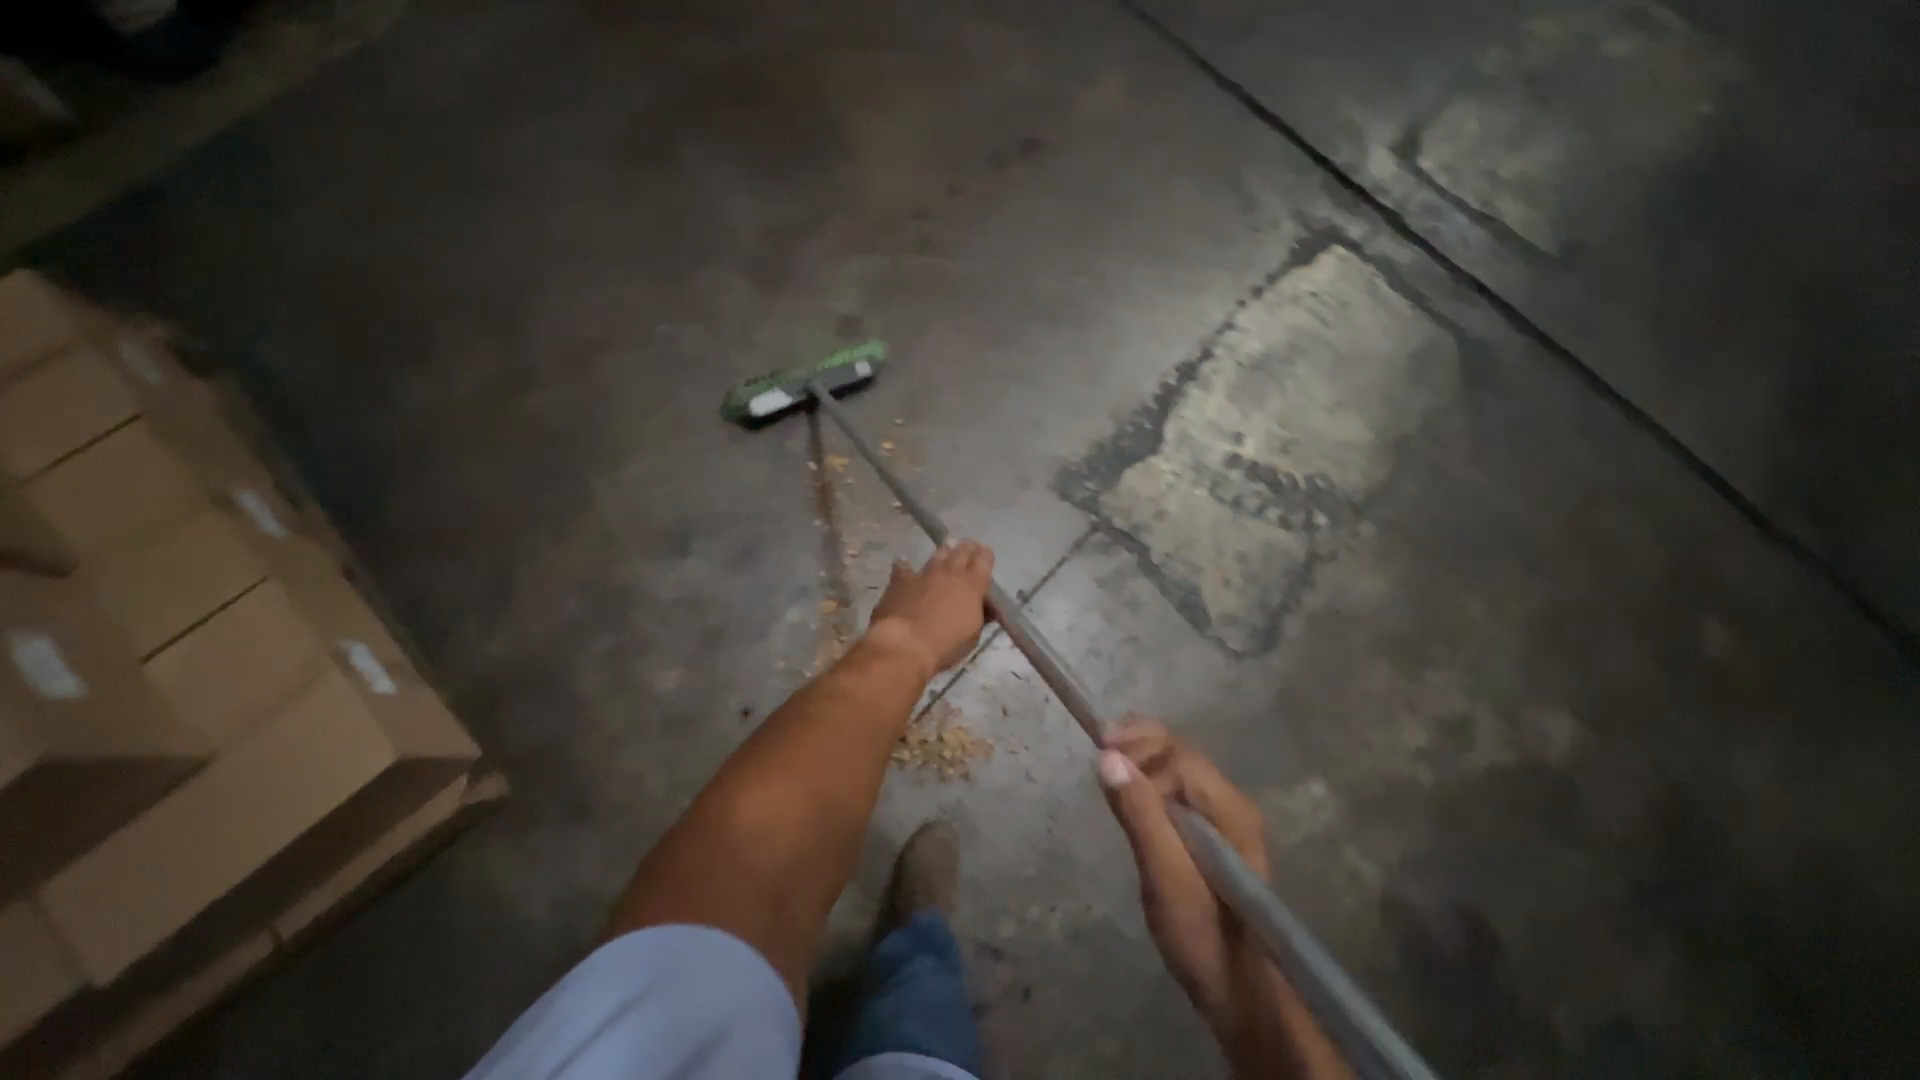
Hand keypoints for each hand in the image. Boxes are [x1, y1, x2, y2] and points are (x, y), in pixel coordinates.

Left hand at [866, 539, 994, 676]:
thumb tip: (983, 606)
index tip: (985, 555)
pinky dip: (905, 567)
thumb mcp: (973, 634)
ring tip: (946, 551)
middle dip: (967, 548)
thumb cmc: (946, 645)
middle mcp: (949, 573)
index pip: (984, 560)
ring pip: (937, 555)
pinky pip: (903, 568)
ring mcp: (923, 574)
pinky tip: (903, 565)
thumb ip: (979, 615)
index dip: (985, 556)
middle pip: (961, 551)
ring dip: (943, 553)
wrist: (906, 644)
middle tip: (969, 548)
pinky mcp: (900, 581)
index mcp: (972, 585)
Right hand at [1098, 718, 1268, 1030]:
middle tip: (1099, 745)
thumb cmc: (1201, 934)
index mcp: (1229, 809)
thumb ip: (1140, 814)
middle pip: (1181, 755)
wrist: (1237, 990)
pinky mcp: (1209, 840)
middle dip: (1140, 745)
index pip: (1180, 756)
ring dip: (1142, 760)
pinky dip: (1148, 783)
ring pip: (1178, 771)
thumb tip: (1109, 758)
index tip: (1098, 751)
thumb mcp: (1165, 875)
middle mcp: (1230, 805)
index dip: (1140, 748)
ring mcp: (1222, 822)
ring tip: (1107, 763)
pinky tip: (1128, 793)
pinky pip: (1177, 794)